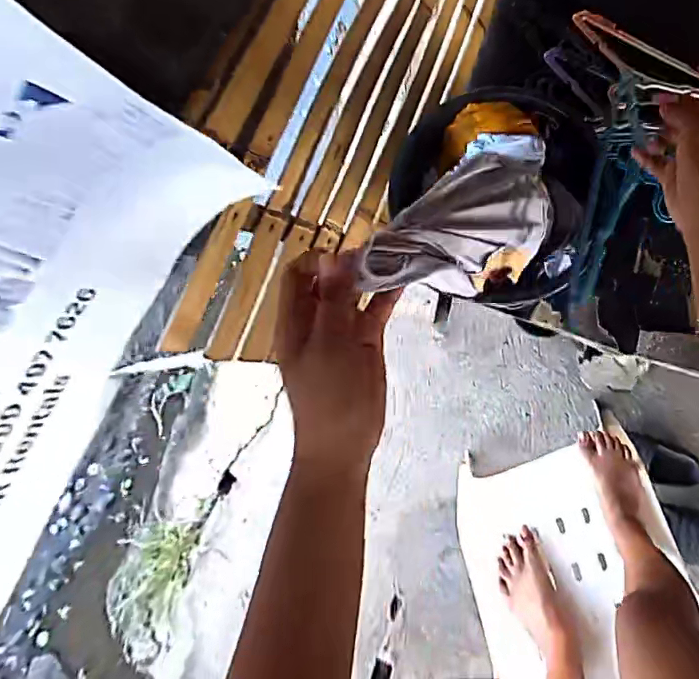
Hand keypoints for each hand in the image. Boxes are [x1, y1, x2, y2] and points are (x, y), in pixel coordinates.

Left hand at [277, 250, 400, 477]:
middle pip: (329, 279)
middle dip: (349, 262)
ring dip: (370, 275)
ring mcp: (342, 330)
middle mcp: (316, 320)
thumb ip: (333, 300)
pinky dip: (386, 296)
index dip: (318, 260)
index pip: (299, 275)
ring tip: (393, 257)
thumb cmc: (328, 397)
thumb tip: (330, 257)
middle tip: (376, 251)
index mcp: (295, 321)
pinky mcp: (365, 341)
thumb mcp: (329, 343)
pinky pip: (374, 310)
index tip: (345, 255)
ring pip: (354, 292)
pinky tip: (402, 280)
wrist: (344, 446)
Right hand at [632, 92, 698, 236]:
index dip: (680, 100)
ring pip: (667, 142)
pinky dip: (645, 156)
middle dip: (666, 116)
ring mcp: (684, 161)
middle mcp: (698, 145)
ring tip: (644, 133)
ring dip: (655, 136)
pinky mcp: (670, 176)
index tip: (660, 94)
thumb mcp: (696, 135)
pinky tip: (635, 150)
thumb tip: (667, 105)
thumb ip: (681, 116)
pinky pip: (655, 162)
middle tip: (647, 109)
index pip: (697, 110)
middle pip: (680, 125)